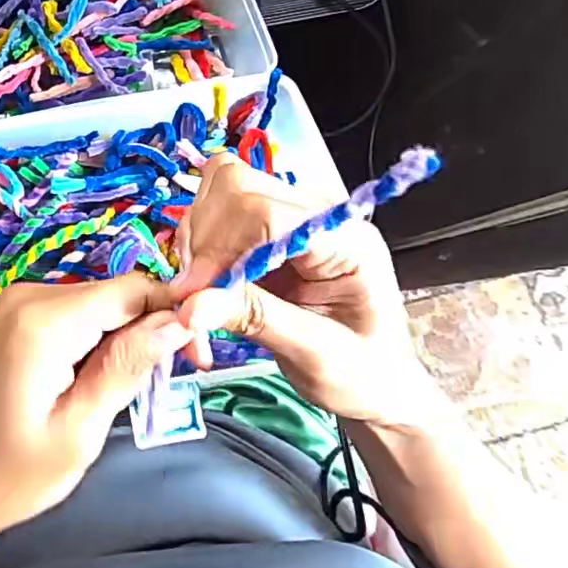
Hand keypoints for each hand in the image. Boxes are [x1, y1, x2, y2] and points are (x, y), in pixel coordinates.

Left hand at [0, 276, 192, 551]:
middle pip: (117, 293)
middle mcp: (31, 294)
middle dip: (153, 327)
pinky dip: (101, 338)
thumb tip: (177, 322)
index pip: (132, 288)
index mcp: (44, 320)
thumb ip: (127, 366)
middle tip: (173, 381)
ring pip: (101, 303)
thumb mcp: (78, 431)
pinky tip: (103, 376)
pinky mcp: (19, 315)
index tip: (200, 355)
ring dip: (129, 335)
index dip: (175, 312)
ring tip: (137, 386)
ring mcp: (20, 301)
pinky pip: (78, 313)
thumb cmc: (6, 476)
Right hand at [170, 154, 435, 426]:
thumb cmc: (363, 372)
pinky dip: (196, 255)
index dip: (220, 245)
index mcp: (345, 238)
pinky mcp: (261, 230)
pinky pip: (213, 219)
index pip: (267, 211)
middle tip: (193, 300)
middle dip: (203, 242)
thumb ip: (256, 320)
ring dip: (195, 248)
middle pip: (235, 187)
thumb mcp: (317, 356)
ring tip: (198, 303)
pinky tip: (203, 294)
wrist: (376, 380)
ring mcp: (286, 217)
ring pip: (216, 196)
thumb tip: (191, 306)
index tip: (192, 292)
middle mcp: (313, 214)